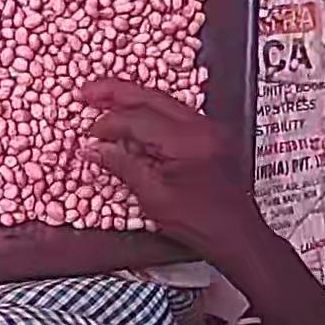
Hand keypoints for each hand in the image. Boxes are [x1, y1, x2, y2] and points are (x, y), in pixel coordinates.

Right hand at [77, 79, 270, 268]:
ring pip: (162, 100)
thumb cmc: (200, 223)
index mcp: (186, 143)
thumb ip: (124, 167)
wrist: (238, 234)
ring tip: (103, 97)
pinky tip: (131, 115)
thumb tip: (95, 150)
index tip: (89, 134)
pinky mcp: (209, 134)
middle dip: (115, 91)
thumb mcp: (154, 198)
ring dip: (131, 97)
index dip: (108, 124)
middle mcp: (200, 127)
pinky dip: (148, 110)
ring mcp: (208, 128)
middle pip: (150, 96)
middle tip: (87, 90)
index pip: (137, 120)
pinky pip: (173, 112)